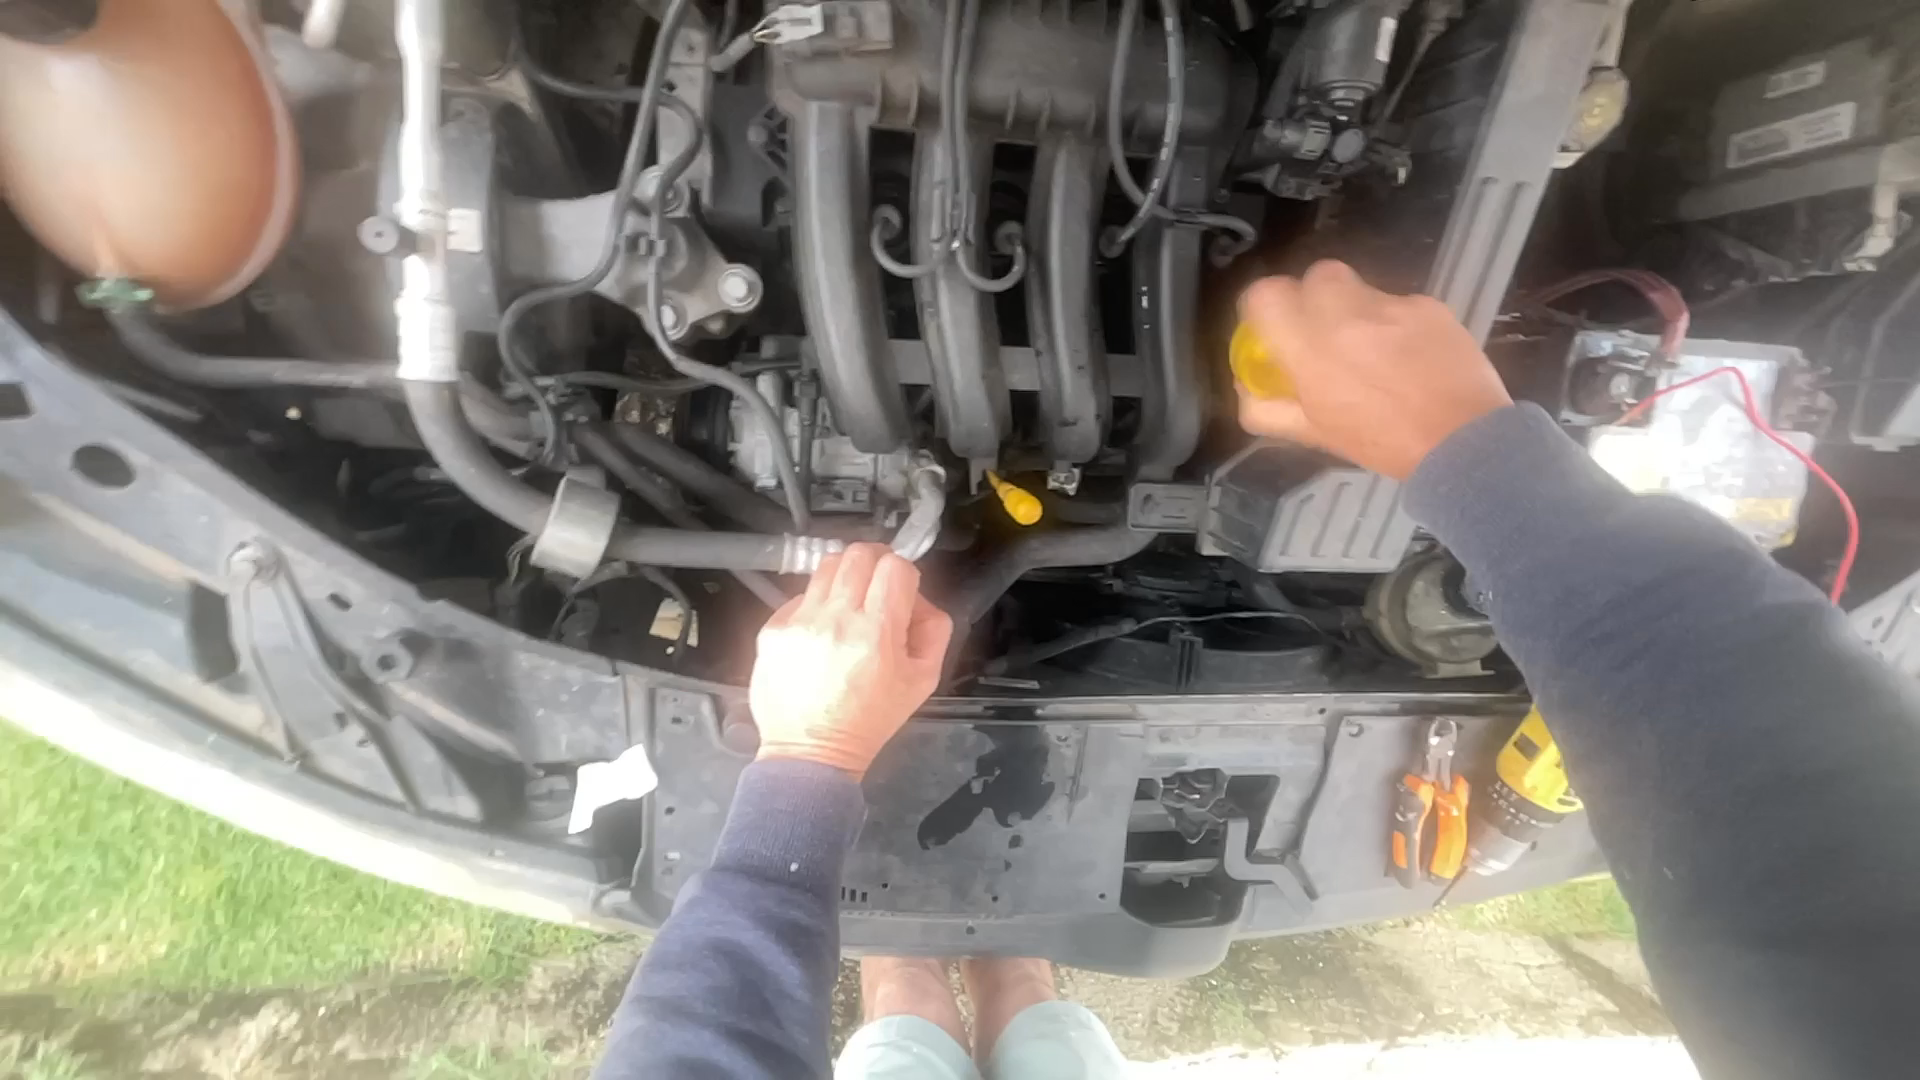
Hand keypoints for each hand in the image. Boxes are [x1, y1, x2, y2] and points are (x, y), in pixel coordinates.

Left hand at [749, 543, 953, 777]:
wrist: (811, 753)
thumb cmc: (870, 718)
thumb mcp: (924, 679)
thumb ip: (934, 628)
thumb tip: (919, 598)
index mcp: (876, 632)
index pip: (895, 567)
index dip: (904, 573)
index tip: (902, 590)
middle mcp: (835, 619)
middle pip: (858, 554)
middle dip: (875, 563)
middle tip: (878, 585)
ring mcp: (799, 622)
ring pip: (827, 567)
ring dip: (845, 578)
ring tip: (849, 605)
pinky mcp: (772, 629)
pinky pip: (800, 596)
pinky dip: (817, 604)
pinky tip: (822, 632)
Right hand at [1235, 260, 1512, 478]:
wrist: (1461, 440)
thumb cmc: (1378, 441)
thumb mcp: (1309, 433)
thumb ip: (1264, 409)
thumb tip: (1245, 388)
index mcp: (1310, 348)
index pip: (1265, 295)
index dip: (1259, 305)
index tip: (1266, 325)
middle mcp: (1347, 314)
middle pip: (1313, 275)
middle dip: (1308, 297)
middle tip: (1316, 331)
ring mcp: (1392, 306)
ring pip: (1357, 288)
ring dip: (1350, 309)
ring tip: (1364, 347)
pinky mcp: (1429, 305)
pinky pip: (1395, 303)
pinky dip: (1389, 322)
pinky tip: (1403, 354)